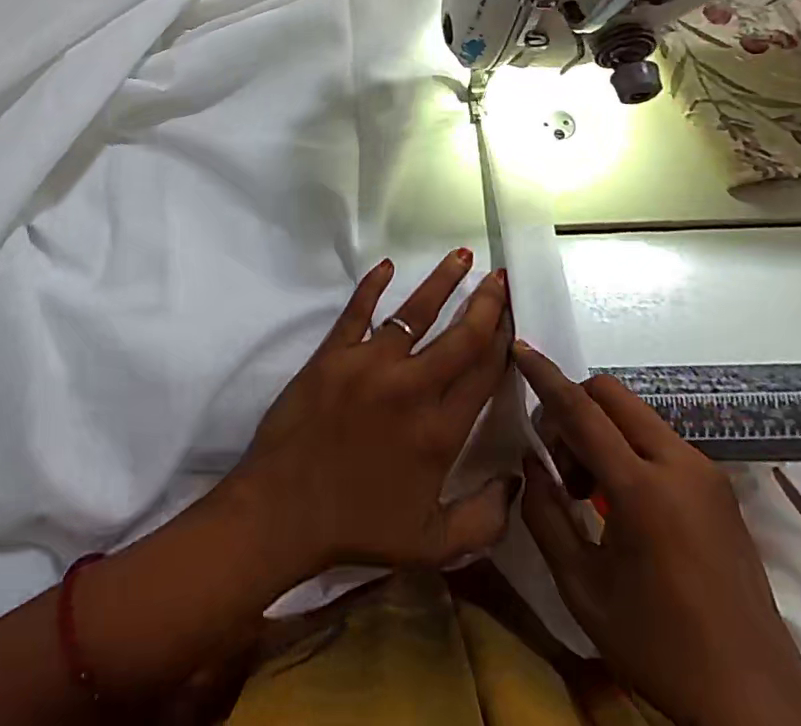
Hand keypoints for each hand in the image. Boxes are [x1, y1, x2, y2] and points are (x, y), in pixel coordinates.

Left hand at [220, 250, 517, 581]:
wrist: (282, 512)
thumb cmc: (356, 528)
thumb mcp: (432, 544)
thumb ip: (485, 518)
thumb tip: (518, 483)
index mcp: (440, 432)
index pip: (484, 375)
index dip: (504, 343)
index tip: (515, 319)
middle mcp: (411, 389)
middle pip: (460, 337)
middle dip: (485, 304)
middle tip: (500, 278)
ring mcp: (368, 367)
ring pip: (414, 314)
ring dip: (441, 283)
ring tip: (461, 256)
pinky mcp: (331, 357)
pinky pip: (356, 313)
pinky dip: (372, 287)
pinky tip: (387, 266)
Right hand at [514, 343, 800, 725]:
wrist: (753, 698)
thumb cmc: (656, 644)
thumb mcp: (580, 586)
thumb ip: (545, 514)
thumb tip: (529, 465)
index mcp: (642, 491)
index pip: (582, 412)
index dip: (546, 377)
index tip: (520, 348)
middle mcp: (680, 467)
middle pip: (613, 396)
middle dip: (573, 407)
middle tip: (557, 462)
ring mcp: (706, 476)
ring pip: (637, 416)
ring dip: (600, 430)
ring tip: (586, 491)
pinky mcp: (719, 491)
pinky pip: (659, 442)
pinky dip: (627, 448)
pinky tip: (619, 501)